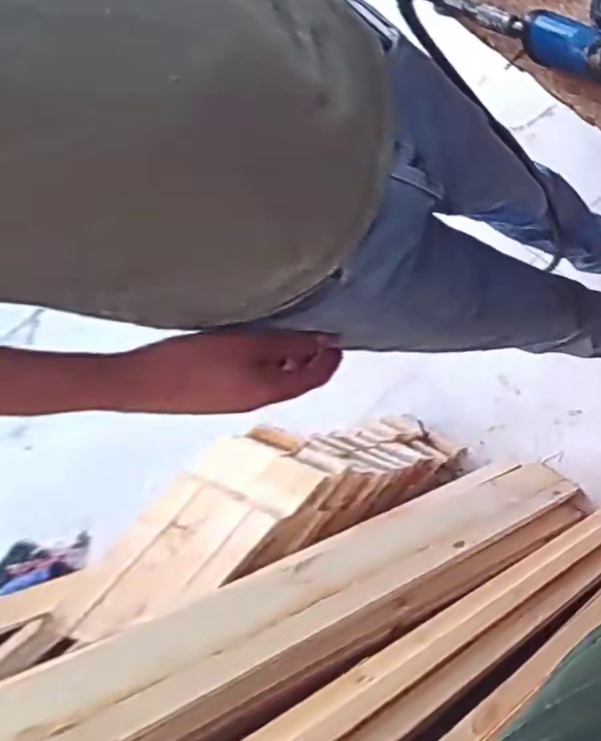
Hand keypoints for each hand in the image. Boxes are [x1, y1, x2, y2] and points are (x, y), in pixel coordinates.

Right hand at [115, 331, 342, 413]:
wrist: (123, 383)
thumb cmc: (193, 360)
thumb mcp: (250, 344)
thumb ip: (293, 344)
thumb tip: (328, 341)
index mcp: (275, 391)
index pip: (318, 377)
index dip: (332, 358)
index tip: (338, 340)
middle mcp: (260, 402)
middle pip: (299, 380)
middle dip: (311, 359)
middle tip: (313, 337)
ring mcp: (233, 403)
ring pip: (274, 381)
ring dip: (286, 362)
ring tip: (283, 339)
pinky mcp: (209, 400)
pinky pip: (249, 381)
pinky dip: (262, 366)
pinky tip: (247, 351)